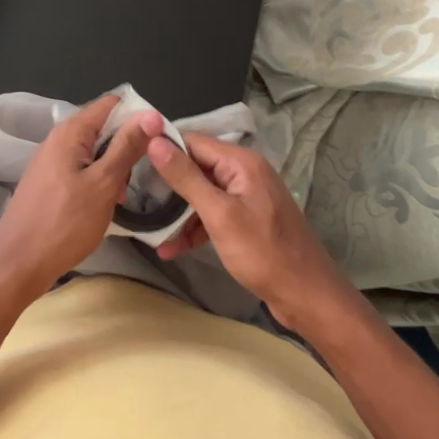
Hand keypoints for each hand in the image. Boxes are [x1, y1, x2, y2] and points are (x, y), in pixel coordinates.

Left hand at [0, 94, 156, 303]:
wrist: (19, 263)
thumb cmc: (65, 223)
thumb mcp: (104, 183)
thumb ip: (127, 146)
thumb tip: (150, 114)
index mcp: (71, 131)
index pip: (112, 104)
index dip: (138, 118)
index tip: (157, 143)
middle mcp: (58, 138)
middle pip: (104, 127)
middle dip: (126, 147)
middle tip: (134, 179)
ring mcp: (52, 160)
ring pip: (95, 151)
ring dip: (113, 169)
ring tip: (118, 197)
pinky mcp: (50, 181)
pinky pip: (82, 169)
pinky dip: (97, 181)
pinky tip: (103, 205)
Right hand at [146, 129, 352, 328]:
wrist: (307, 297)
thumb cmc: (263, 253)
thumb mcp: (219, 214)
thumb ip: (186, 177)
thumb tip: (154, 141)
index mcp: (241, 162)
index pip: (192, 141)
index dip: (162, 149)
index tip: (131, 163)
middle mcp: (244, 172)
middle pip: (195, 166)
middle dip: (166, 183)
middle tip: (134, 196)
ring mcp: (246, 197)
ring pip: (201, 193)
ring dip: (177, 211)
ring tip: (148, 227)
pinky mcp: (247, 220)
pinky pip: (212, 214)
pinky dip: (193, 228)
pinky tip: (171, 249)